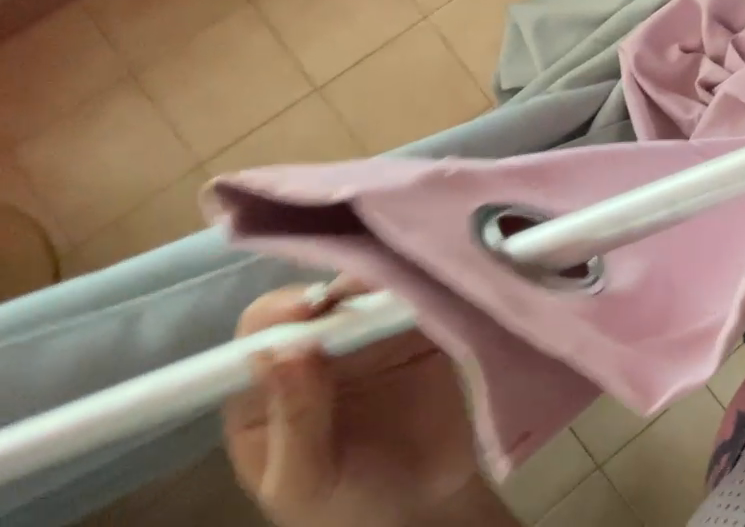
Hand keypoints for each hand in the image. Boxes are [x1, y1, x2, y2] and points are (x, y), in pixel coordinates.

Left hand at [223, 285, 481, 526]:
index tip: (313, 308)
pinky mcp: (431, 336)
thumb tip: (285, 350)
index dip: (283, 311)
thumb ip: (295, 418)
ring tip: (412, 288)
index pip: (263, 330)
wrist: (425, 513)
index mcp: (270, 389)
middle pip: (324, 299)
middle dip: (345, 285)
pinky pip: (431, 302)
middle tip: (371, 288)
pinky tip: (444, 287)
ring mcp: (378, 341)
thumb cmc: (345, 510)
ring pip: (378, 292)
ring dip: (393, 278)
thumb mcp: (303, 481)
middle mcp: (323, 354)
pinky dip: (437, 287)